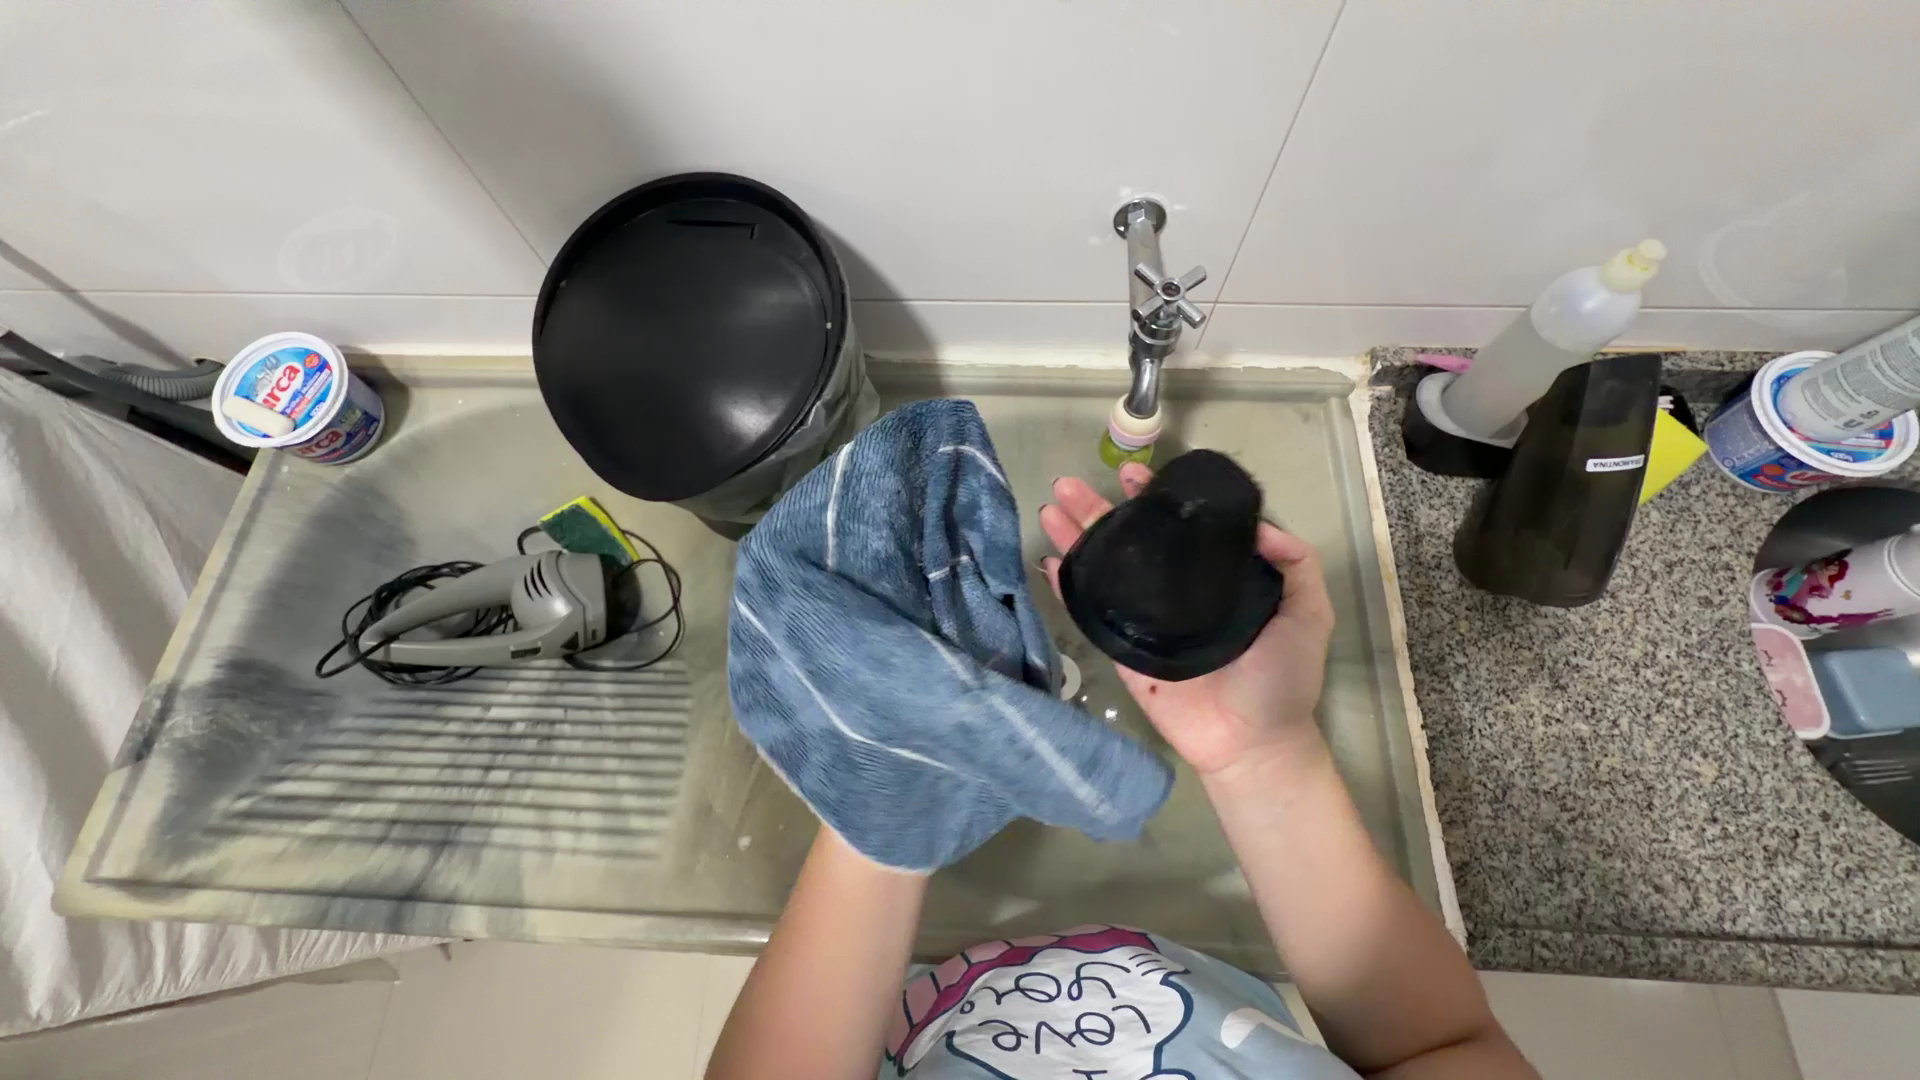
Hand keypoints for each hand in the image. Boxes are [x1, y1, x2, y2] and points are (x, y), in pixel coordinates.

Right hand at [1039, 463, 1335, 778]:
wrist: (1252, 742)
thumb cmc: (1283, 678)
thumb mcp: (1308, 612)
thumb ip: (1295, 564)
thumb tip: (1256, 524)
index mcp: (1212, 577)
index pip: (1176, 527)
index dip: (1153, 498)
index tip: (1132, 475)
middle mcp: (1172, 590)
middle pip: (1129, 540)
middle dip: (1097, 510)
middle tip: (1068, 485)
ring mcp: (1143, 618)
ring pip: (1103, 569)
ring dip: (1075, 538)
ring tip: (1049, 508)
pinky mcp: (1122, 648)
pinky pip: (1092, 612)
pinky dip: (1068, 587)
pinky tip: (1051, 561)